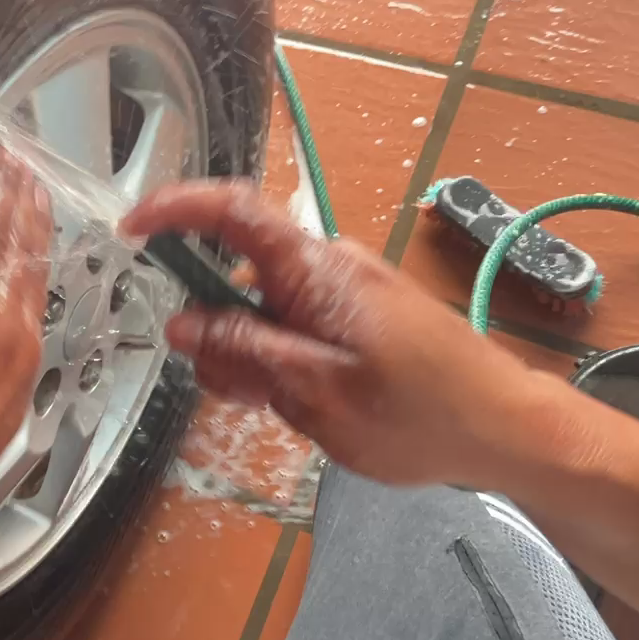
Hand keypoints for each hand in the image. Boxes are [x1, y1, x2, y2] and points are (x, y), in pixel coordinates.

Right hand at [122, 182, 600, 489]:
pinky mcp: (351, 315)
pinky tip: (304, 398)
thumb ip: (246, 350)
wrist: (508, 429)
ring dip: (249, 355)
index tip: (130, 231)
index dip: (175, 210)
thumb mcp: (318, 392)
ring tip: (285, 404)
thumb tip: (182, 321)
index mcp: (314, 270)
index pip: (233, 212)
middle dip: (217, 331)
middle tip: (241, 391)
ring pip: (258, 309)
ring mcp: (339, 291)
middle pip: (235, 275)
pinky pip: (290, 324)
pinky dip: (276, 359)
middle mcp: (324, 267)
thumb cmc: (421, 414)